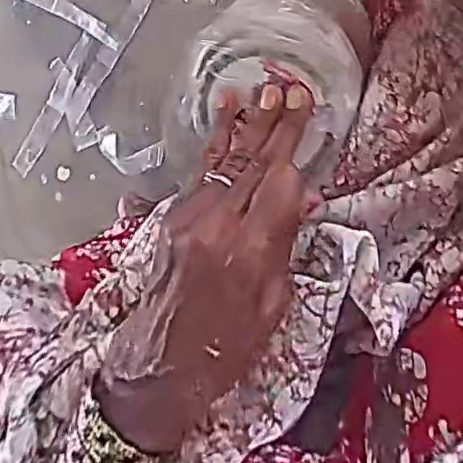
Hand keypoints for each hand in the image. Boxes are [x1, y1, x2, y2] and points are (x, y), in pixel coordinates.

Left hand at [97, 83, 316, 452]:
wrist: (155, 374)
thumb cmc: (226, 349)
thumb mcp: (272, 307)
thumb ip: (287, 246)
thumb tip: (305, 197)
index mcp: (249, 254)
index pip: (279, 187)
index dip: (294, 154)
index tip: (307, 122)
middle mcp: (218, 228)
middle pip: (256, 164)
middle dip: (279, 124)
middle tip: (294, 88)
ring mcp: (191, 220)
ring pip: (229, 160)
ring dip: (250, 122)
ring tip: (265, 89)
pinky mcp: (174, 218)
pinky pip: (205, 170)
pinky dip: (219, 138)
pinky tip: (227, 110)